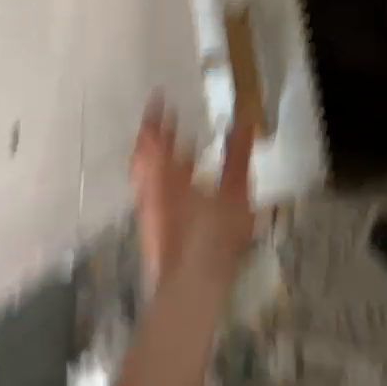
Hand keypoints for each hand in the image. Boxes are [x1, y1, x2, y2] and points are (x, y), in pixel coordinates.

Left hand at [130, 93, 257, 295]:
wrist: (191, 287)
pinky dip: (161, 182)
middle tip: (163, 124)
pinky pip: (152, 196)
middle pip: (143, 159)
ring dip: (157, 161)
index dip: (155, 117)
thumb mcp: (234, 190)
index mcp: (165, 175)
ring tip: (176, 153)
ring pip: (146, 179)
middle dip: (152, 139)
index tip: (158, 97)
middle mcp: (150, 191)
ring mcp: (148, 214)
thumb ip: (238, 154)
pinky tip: (181, 190)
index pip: (154, 138)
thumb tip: (243, 119)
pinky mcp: (153, 232)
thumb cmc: (212, 234)